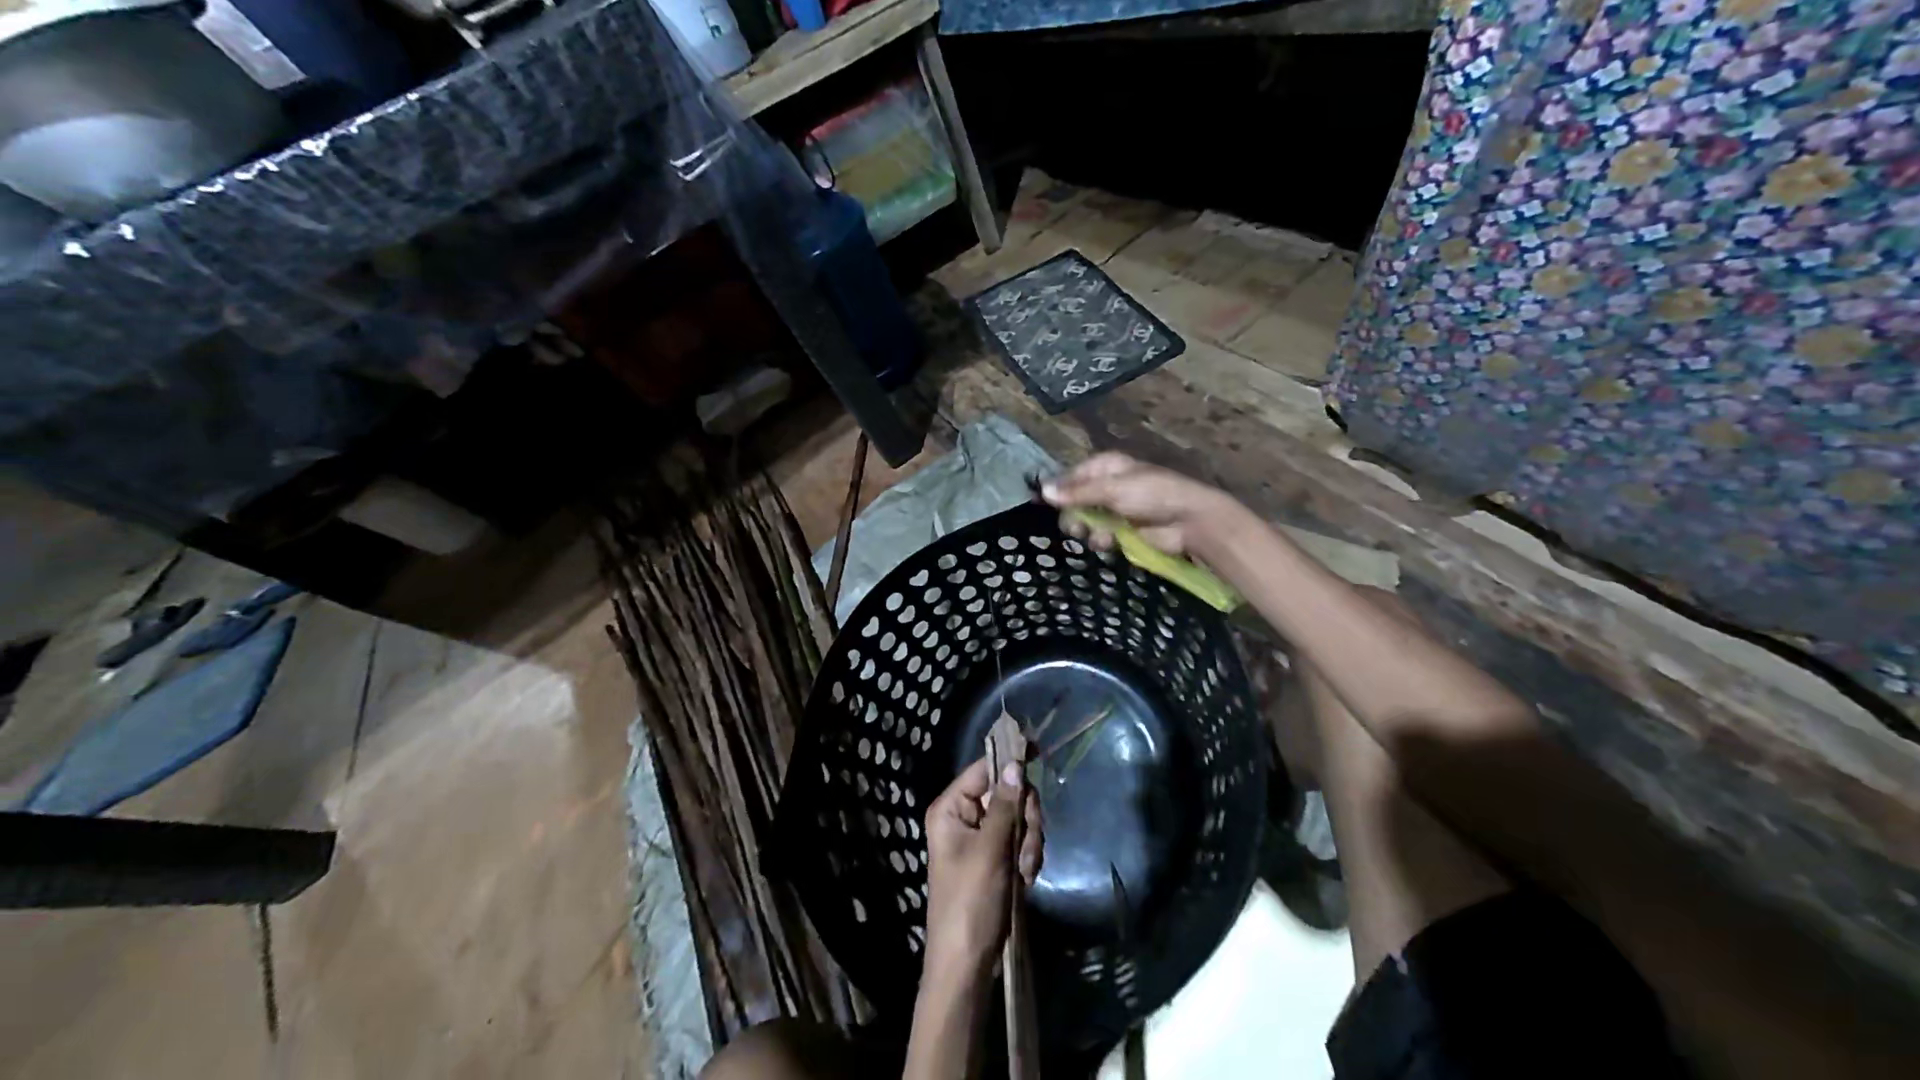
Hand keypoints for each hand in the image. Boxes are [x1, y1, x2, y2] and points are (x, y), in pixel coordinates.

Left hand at [922, 757, 1042, 978]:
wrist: (967, 963)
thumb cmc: (969, 903)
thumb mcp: (989, 851)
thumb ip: (1004, 806)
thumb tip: (1015, 763)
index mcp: (951, 809)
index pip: (984, 770)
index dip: (1010, 762)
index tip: (1039, 753)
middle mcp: (965, 818)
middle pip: (1008, 793)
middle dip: (1025, 819)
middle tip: (1026, 846)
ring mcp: (982, 839)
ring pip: (1020, 819)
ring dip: (1029, 843)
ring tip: (1023, 872)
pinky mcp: (997, 859)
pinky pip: (1022, 842)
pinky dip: (1028, 859)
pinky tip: (1025, 880)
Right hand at [1040, 452, 1252, 560]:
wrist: (1189, 521)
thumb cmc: (1152, 495)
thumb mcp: (1112, 489)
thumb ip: (1077, 493)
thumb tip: (1043, 491)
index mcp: (1107, 466)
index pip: (1073, 476)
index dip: (1060, 489)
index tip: (1047, 505)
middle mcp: (1109, 485)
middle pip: (1077, 500)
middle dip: (1074, 515)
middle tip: (1076, 527)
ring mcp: (1117, 509)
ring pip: (1087, 520)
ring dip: (1087, 530)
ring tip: (1096, 536)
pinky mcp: (1124, 530)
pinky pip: (1102, 535)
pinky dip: (1102, 540)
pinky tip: (1109, 543)